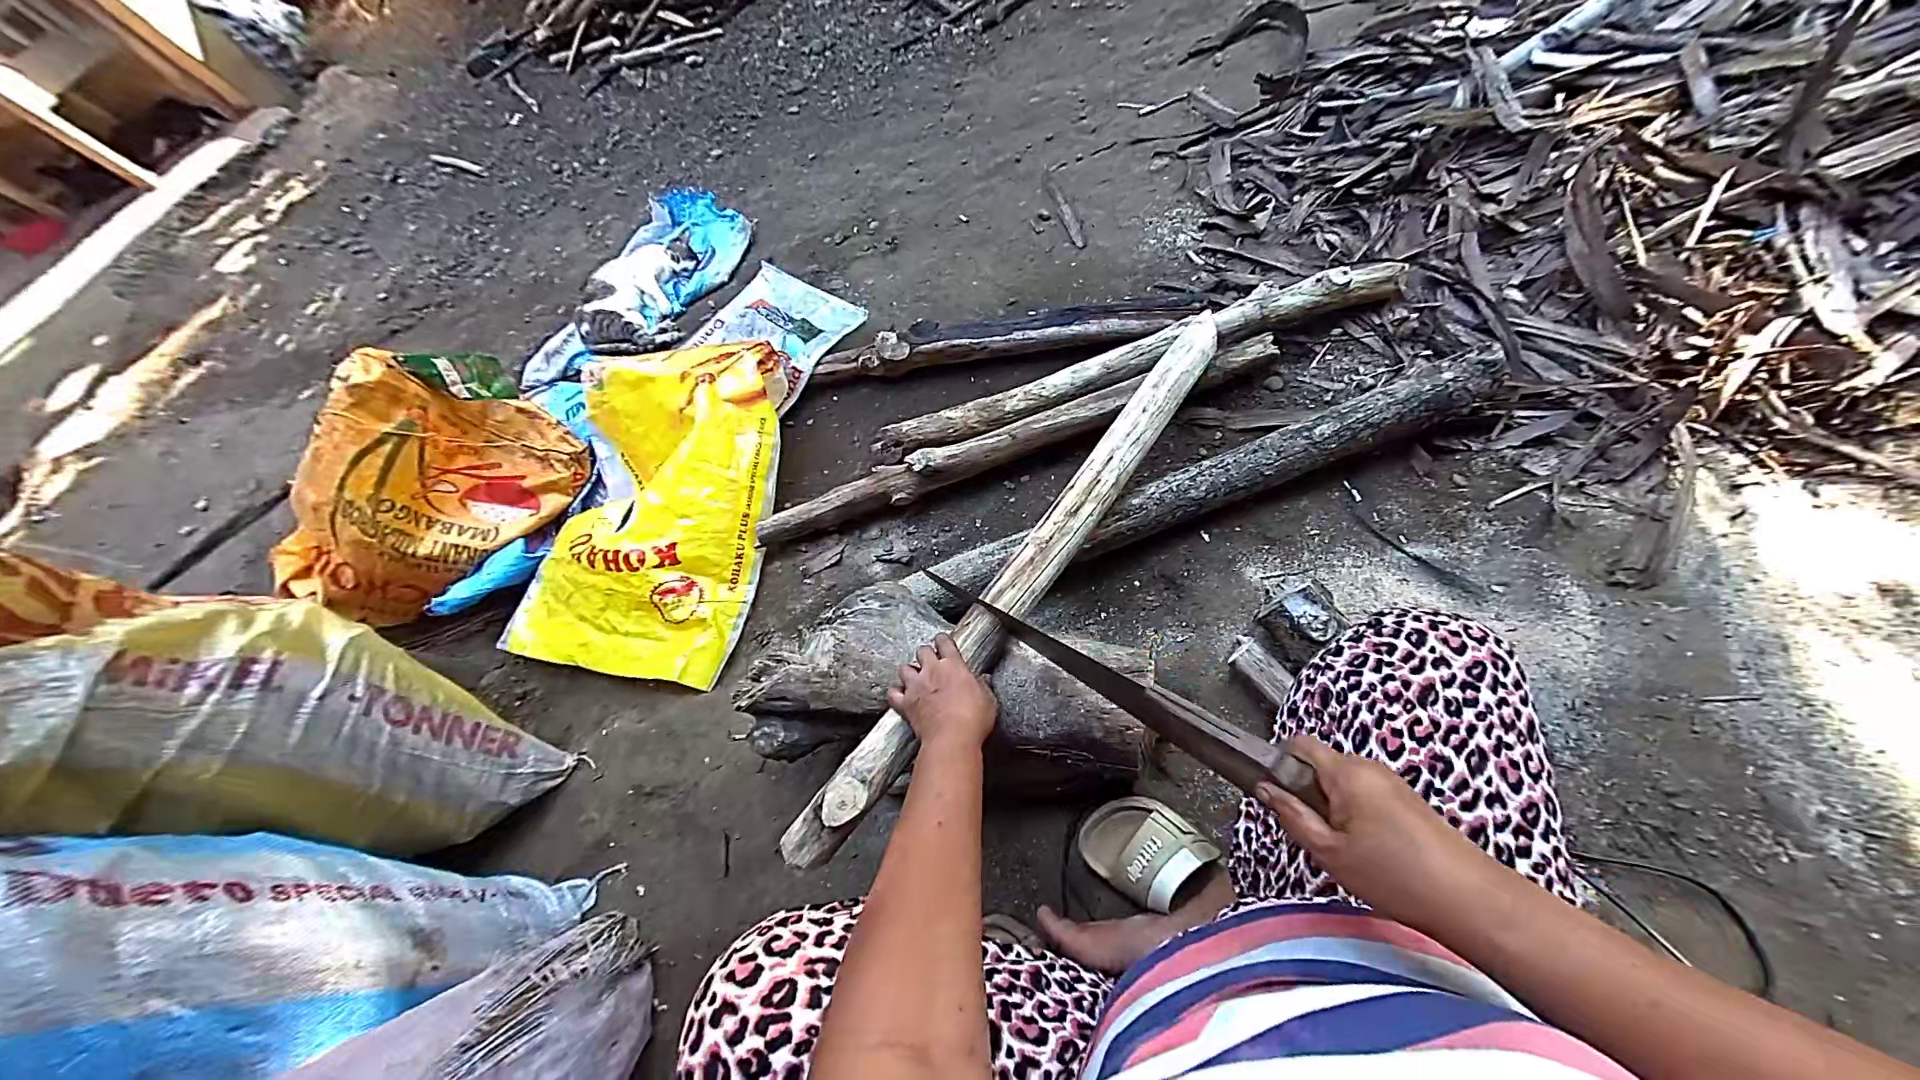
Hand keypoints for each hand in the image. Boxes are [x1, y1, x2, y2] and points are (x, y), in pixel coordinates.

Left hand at [888, 633, 996, 753]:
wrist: (952, 739)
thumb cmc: (972, 720)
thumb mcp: (988, 699)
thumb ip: (982, 686)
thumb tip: (982, 680)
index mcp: (953, 665)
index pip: (944, 642)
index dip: (942, 640)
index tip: (943, 641)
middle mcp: (932, 671)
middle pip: (922, 650)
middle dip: (925, 653)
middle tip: (930, 659)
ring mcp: (916, 686)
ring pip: (904, 668)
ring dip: (909, 671)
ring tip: (914, 676)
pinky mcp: (906, 704)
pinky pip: (893, 693)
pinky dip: (895, 693)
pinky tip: (899, 695)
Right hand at [1255, 735, 1507, 929]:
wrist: (1473, 903)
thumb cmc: (1402, 878)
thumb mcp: (1328, 851)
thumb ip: (1290, 814)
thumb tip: (1265, 790)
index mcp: (1347, 772)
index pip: (1298, 744)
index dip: (1279, 764)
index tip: (1276, 792)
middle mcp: (1370, 768)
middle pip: (1320, 766)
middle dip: (1308, 793)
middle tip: (1313, 832)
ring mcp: (1392, 783)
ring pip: (1342, 784)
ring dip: (1333, 807)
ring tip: (1343, 848)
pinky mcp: (1407, 801)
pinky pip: (1365, 796)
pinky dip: (1357, 817)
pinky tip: (1368, 852)